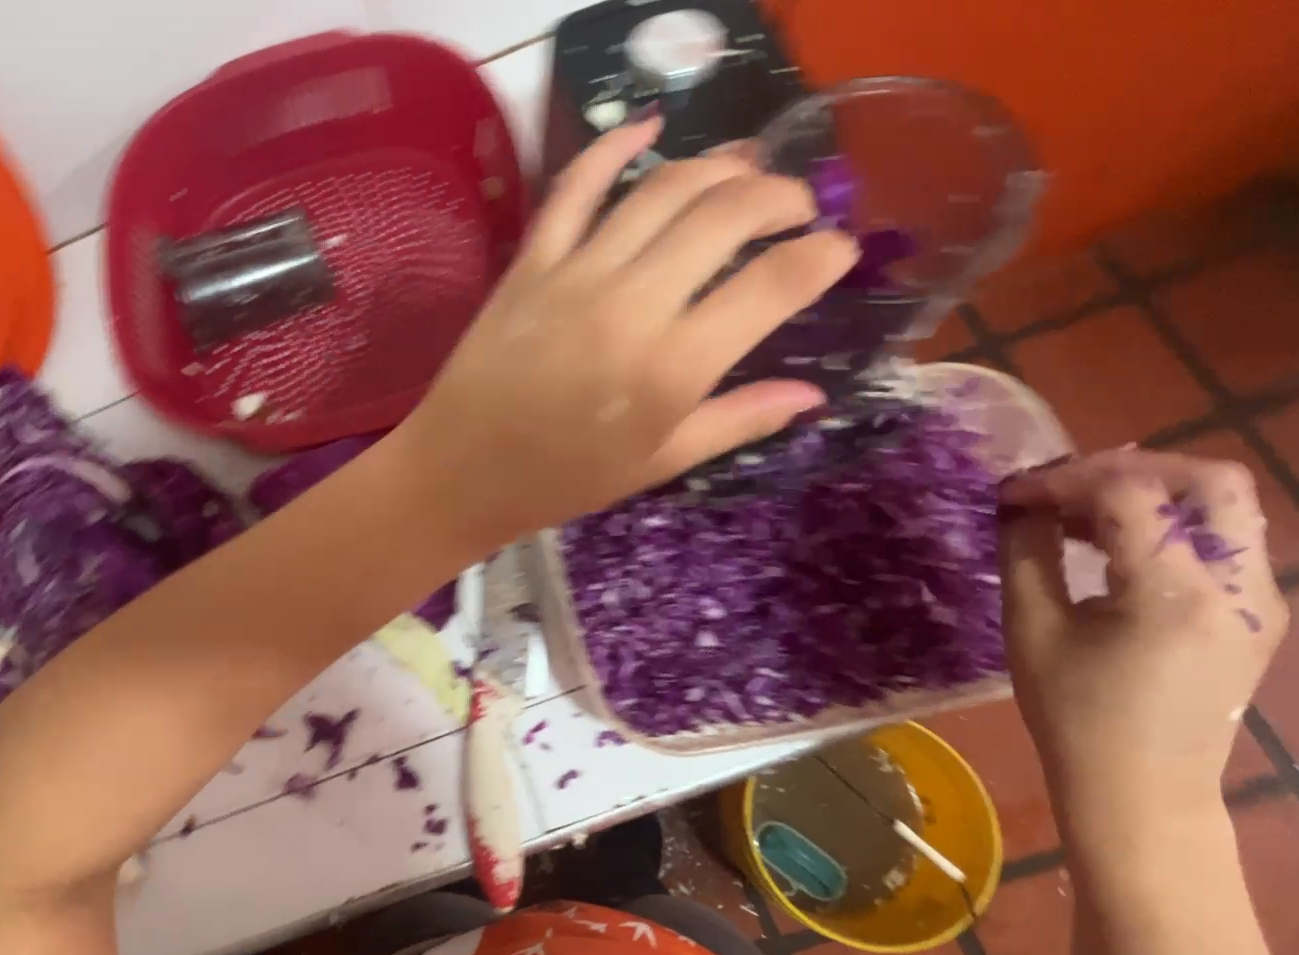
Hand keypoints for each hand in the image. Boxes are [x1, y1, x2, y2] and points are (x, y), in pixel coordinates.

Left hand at [386, 118, 858, 544]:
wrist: (459, 473)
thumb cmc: (561, 481)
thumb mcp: (657, 464)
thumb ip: (736, 422)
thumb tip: (812, 395)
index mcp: (672, 368)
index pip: (774, 286)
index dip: (823, 257)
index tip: (838, 251)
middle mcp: (631, 306)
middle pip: (727, 215)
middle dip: (782, 197)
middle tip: (796, 209)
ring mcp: (575, 275)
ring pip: (662, 189)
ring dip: (719, 165)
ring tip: (747, 170)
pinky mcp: (530, 263)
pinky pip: (573, 187)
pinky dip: (612, 147)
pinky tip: (647, 128)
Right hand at [999, 449, 1287, 825]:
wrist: (1141, 786)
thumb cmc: (1073, 713)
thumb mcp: (1030, 629)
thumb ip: (1026, 554)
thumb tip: (1018, 504)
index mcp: (1175, 594)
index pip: (1129, 495)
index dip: (1062, 479)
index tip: (1011, 494)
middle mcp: (1237, 586)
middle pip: (1209, 481)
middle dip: (1128, 467)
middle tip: (1064, 486)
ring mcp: (1258, 599)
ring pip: (1226, 506)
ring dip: (1151, 492)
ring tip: (1079, 514)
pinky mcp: (1255, 611)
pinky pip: (1224, 540)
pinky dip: (1168, 524)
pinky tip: (1112, 545)